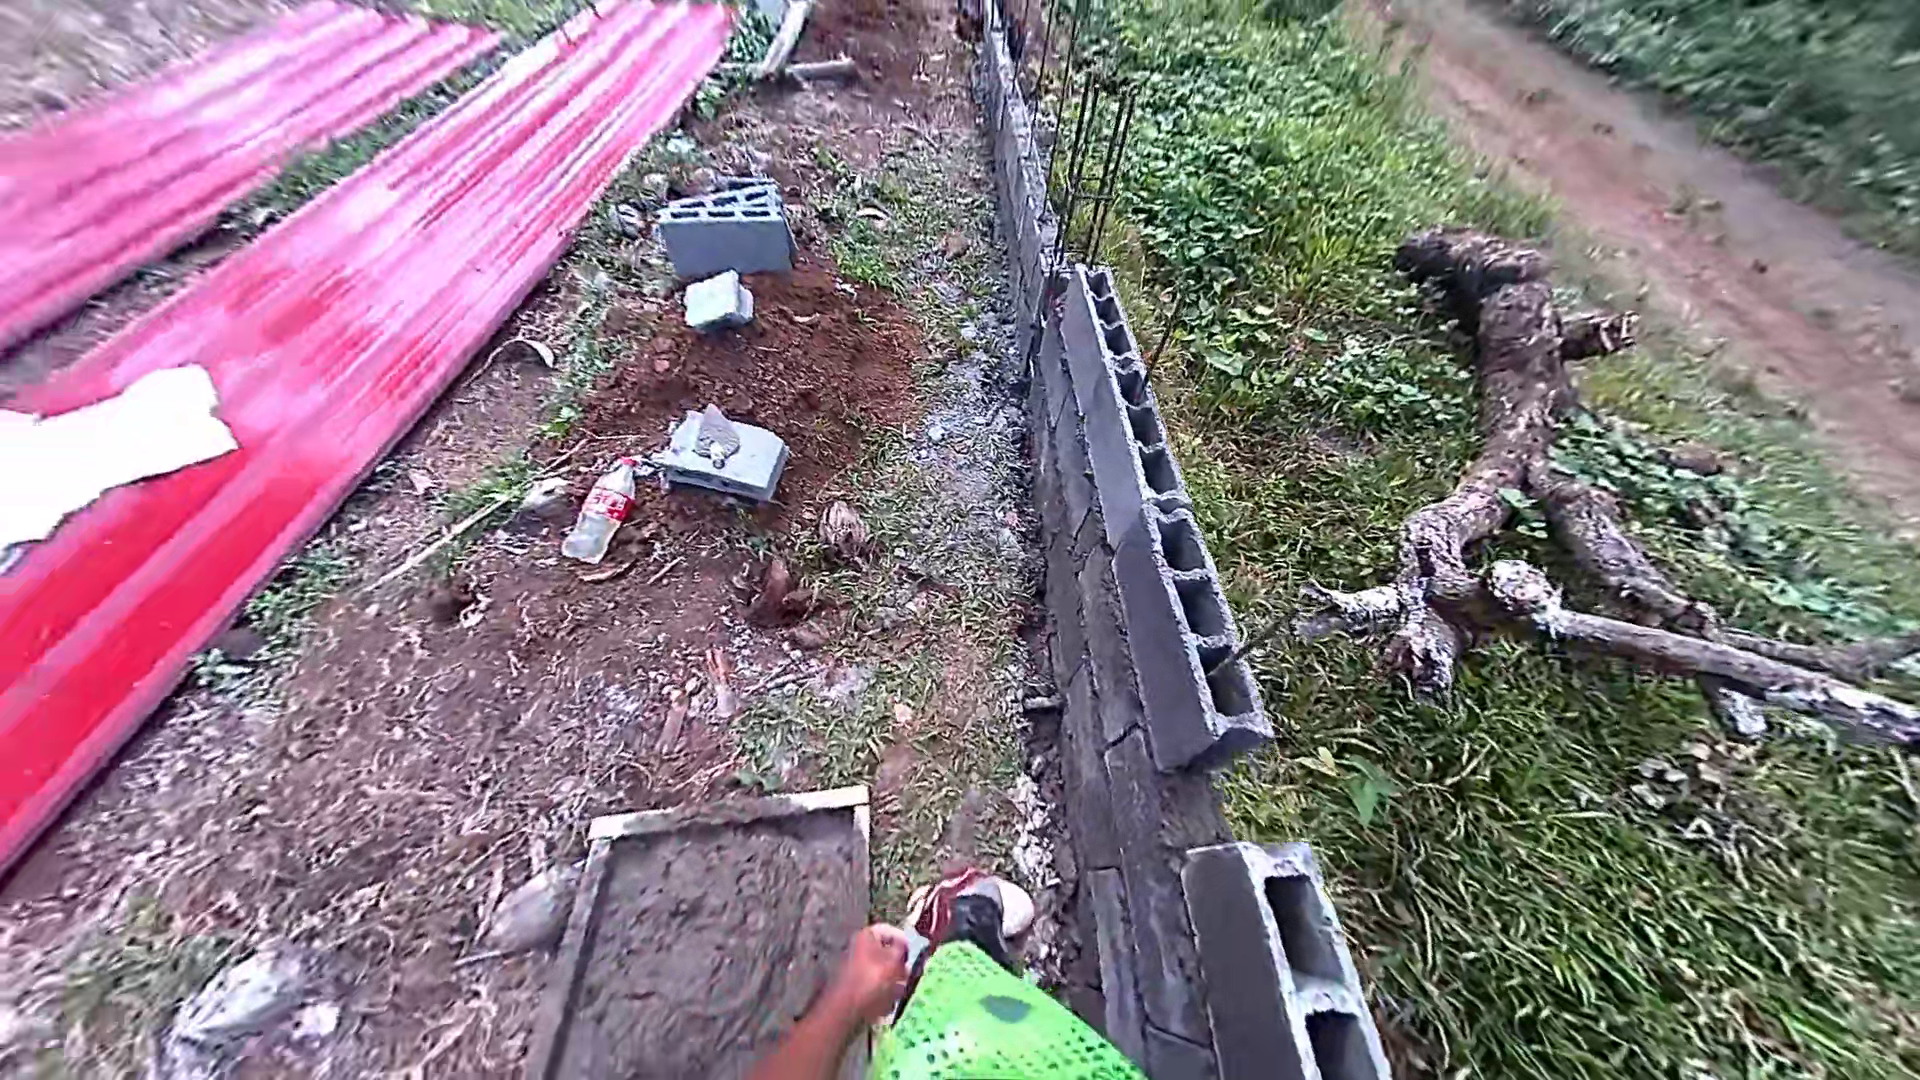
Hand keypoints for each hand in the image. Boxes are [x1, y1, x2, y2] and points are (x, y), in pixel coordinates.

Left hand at [823, 924, 909, 1025]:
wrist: (844, 1012)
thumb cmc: (871, 980)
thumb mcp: (893, 961)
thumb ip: (902, 951)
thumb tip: (904, 947)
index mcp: (866, 936)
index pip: (890, 931)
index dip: (904, 941)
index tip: (912, 955)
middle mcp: (858, 949)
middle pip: (885, 954)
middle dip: (898, 967)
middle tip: (908, 978)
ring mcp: (854, 970)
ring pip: (880, 974)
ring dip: (892, 984)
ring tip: (899, 995)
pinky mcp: (852, 991)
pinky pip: (871, 989)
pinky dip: (880, 996)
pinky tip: (885, 1007)